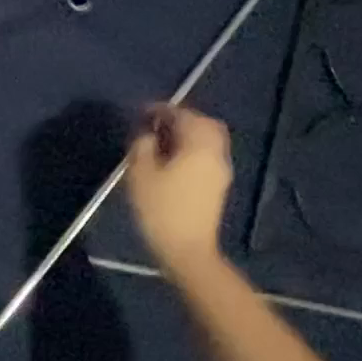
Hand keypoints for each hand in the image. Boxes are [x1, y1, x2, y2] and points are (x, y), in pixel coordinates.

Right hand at [126, 103, 232, 280]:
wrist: (188, 250)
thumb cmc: (161, 208)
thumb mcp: (141, 172)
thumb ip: (143, 144)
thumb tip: (147, 133)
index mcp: (199, 146)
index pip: (183, 115)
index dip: (161, 109)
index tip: (141, 112)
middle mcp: (215, 153)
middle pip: (205, 124)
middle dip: (181, 118)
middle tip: (155, 123)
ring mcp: (220, 171)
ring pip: (208, 139)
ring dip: (187, 133)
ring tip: (160, 140)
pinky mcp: (218, 186)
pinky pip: (207, 154)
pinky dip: (191, 148)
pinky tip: (171, 158)